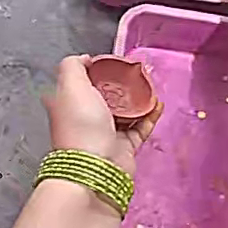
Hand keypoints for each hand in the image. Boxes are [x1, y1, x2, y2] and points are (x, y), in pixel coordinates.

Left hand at [45, 56, 154, 174]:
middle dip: (123, 83)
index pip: (84, 80)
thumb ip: (73, 65)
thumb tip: (86, 59)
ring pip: (126, 110)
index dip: (99, 68)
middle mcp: (85, 117)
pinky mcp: (124, 147)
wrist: (96, 168)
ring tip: (152, 85)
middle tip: (139, 73)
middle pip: (107, 94)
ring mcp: (105, 133)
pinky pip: (141, 127)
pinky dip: (150, 115)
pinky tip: (158, 104)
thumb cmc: (81, 125)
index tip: (116, 61)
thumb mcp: (70, 84)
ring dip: (140, 97)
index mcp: (69, 103)